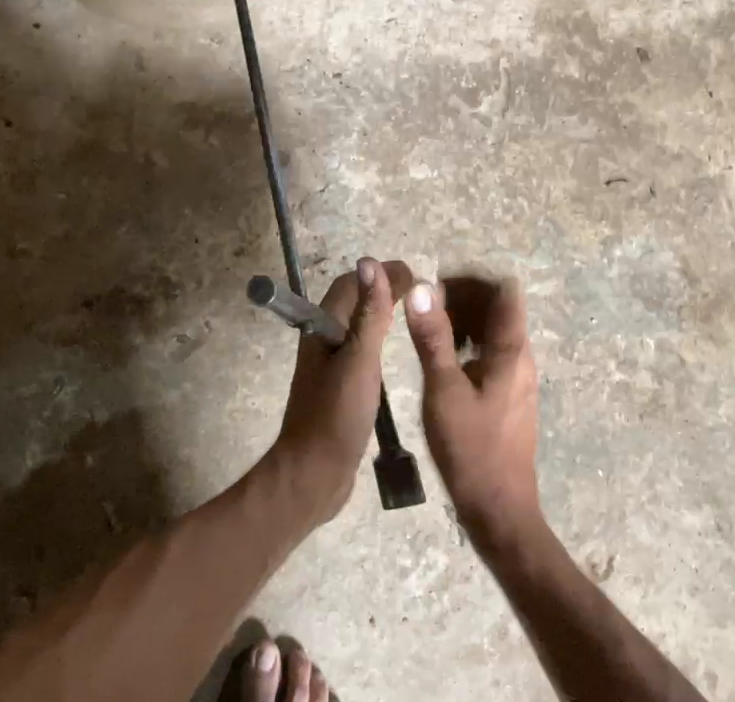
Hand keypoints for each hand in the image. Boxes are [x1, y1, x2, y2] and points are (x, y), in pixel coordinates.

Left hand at [264, 257, 407, 526]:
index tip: (415, 272)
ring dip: (380, 313)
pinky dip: (377, 340)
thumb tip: (370, 262)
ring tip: (412, 313)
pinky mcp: (338, 389)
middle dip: (381, 289)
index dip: (379, 273)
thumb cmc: (336, 415)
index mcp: (321, 329)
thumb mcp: (358, 361)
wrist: (314, 472)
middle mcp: (321, 342)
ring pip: (355, 327)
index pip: (349, 285)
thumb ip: (368, 314)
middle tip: (420, 289)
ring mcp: (328, 366)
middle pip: (351, 303)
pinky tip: (392, 353)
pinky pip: (358, 352)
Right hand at [404, 275, 541, 548]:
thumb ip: (433, 337)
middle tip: (420, 304)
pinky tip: (439, 359)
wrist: (497, 509)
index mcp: (512, 351)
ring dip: (461, 320)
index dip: (470, 278)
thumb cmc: (470, 448)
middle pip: (498, 308)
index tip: (434, 282)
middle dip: (461, 296)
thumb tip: (421, 288)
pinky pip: (488, 353)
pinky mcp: (506, 396)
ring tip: (423, 327)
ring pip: (492, 331)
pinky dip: (465, 344)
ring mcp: (516, 379)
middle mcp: (520, 358)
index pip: (503, 290)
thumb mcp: (443, 389)